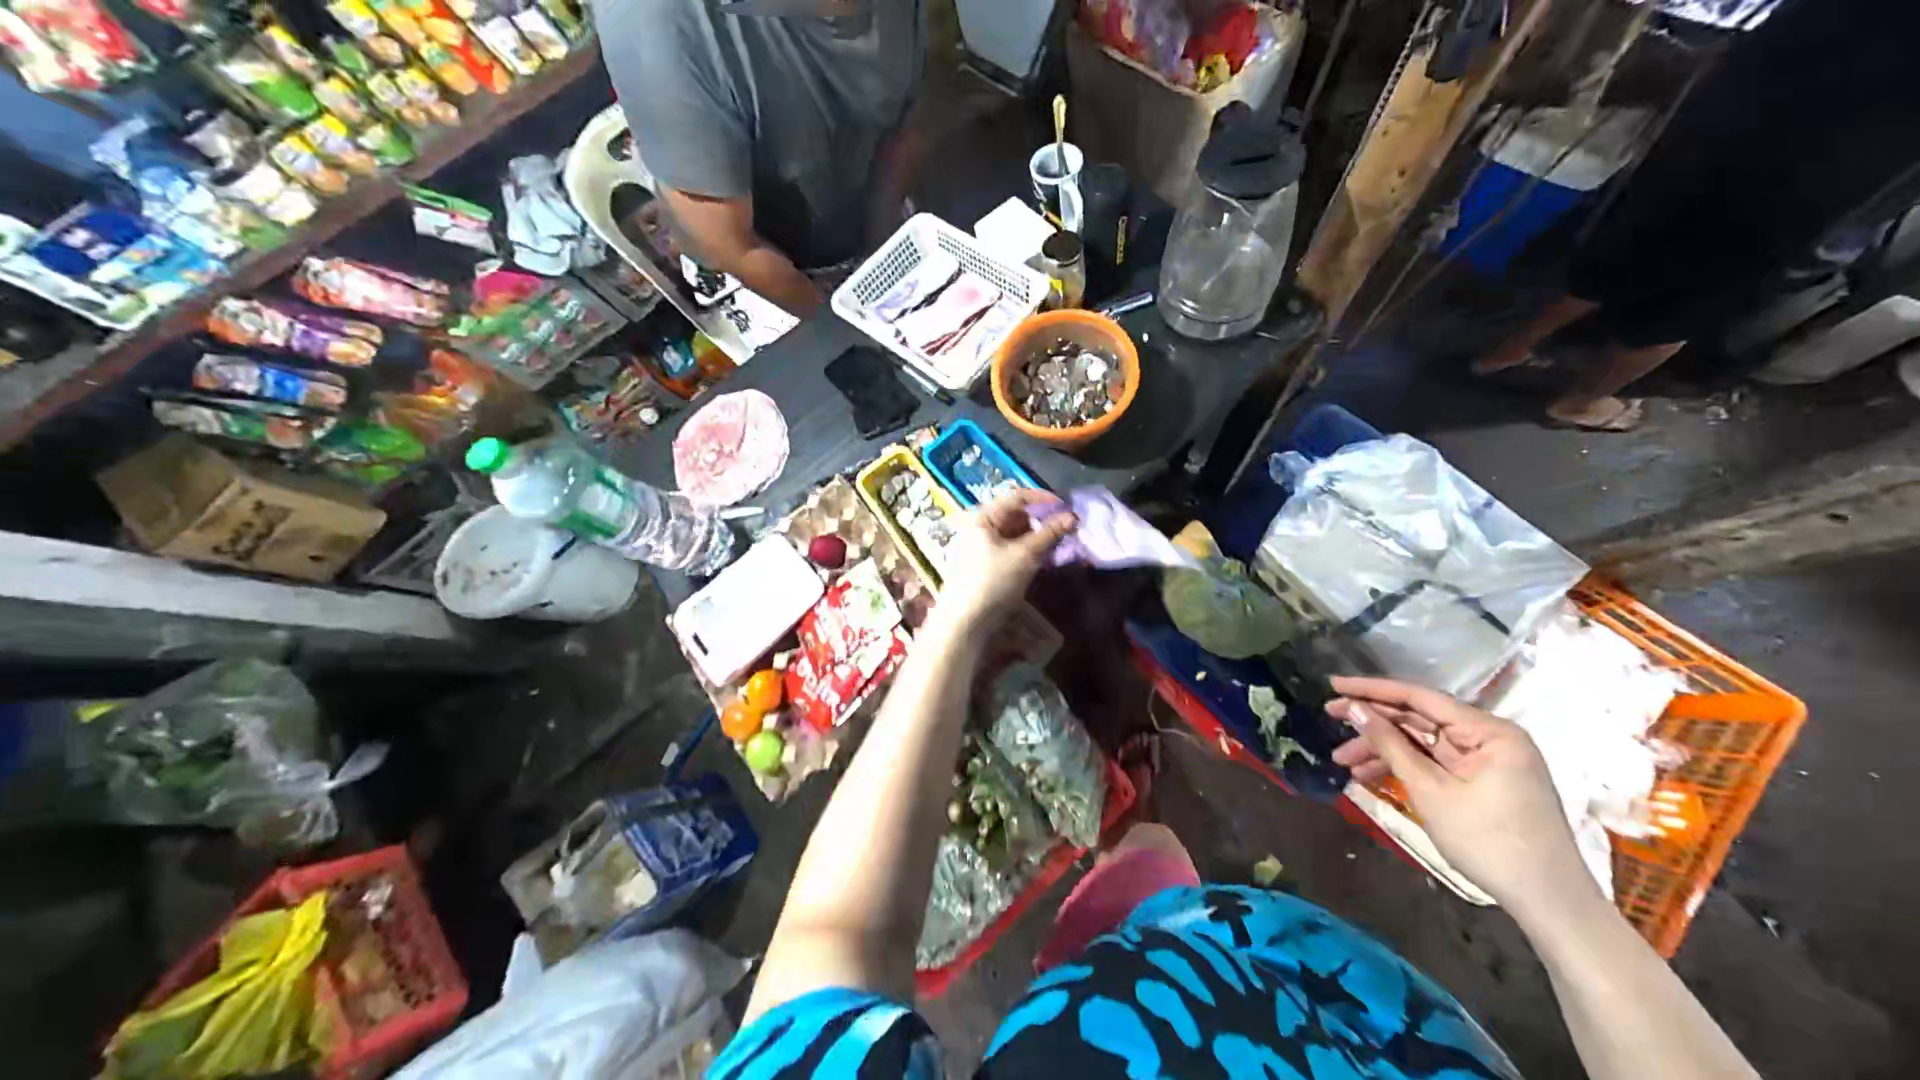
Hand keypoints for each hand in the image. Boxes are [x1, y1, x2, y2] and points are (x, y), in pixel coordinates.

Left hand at [931, 490, 1074, 632]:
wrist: (966, 623)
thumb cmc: (993, 582)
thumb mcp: (1024, 555)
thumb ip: (1049, 533)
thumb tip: (1073, 517)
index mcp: (981, 517)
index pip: (1017, 496)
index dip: (1044, 499)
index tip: (1067, 509)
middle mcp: (977, 526)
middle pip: (1015, 514)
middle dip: (1042, 520)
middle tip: (1066, 529)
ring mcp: (979, 546)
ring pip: (1014, 532)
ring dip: (1037, 536)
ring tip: (1058, 544)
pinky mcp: (983, 564)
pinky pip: (1009, 548)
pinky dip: (1027, 549)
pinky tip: (1043, 558)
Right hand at [1328, 676, 1598, 918]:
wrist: (1549, 902)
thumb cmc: (1490, 841)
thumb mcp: (1431, 790)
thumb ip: (1390, 744)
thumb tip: (1353, 708)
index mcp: (1489, 731)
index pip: (1420, 698)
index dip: (1372, 690)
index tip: (1333, 685)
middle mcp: (1490, 738)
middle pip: (1419, 718)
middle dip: (1373, 722)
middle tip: (1329, 718)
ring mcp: (1486, 761)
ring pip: (1421, 742)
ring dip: (1382, 749)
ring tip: (1341, 759)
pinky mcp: (1481, 781)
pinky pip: (1433, 763)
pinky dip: (1402, 767)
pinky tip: (1368, 775)